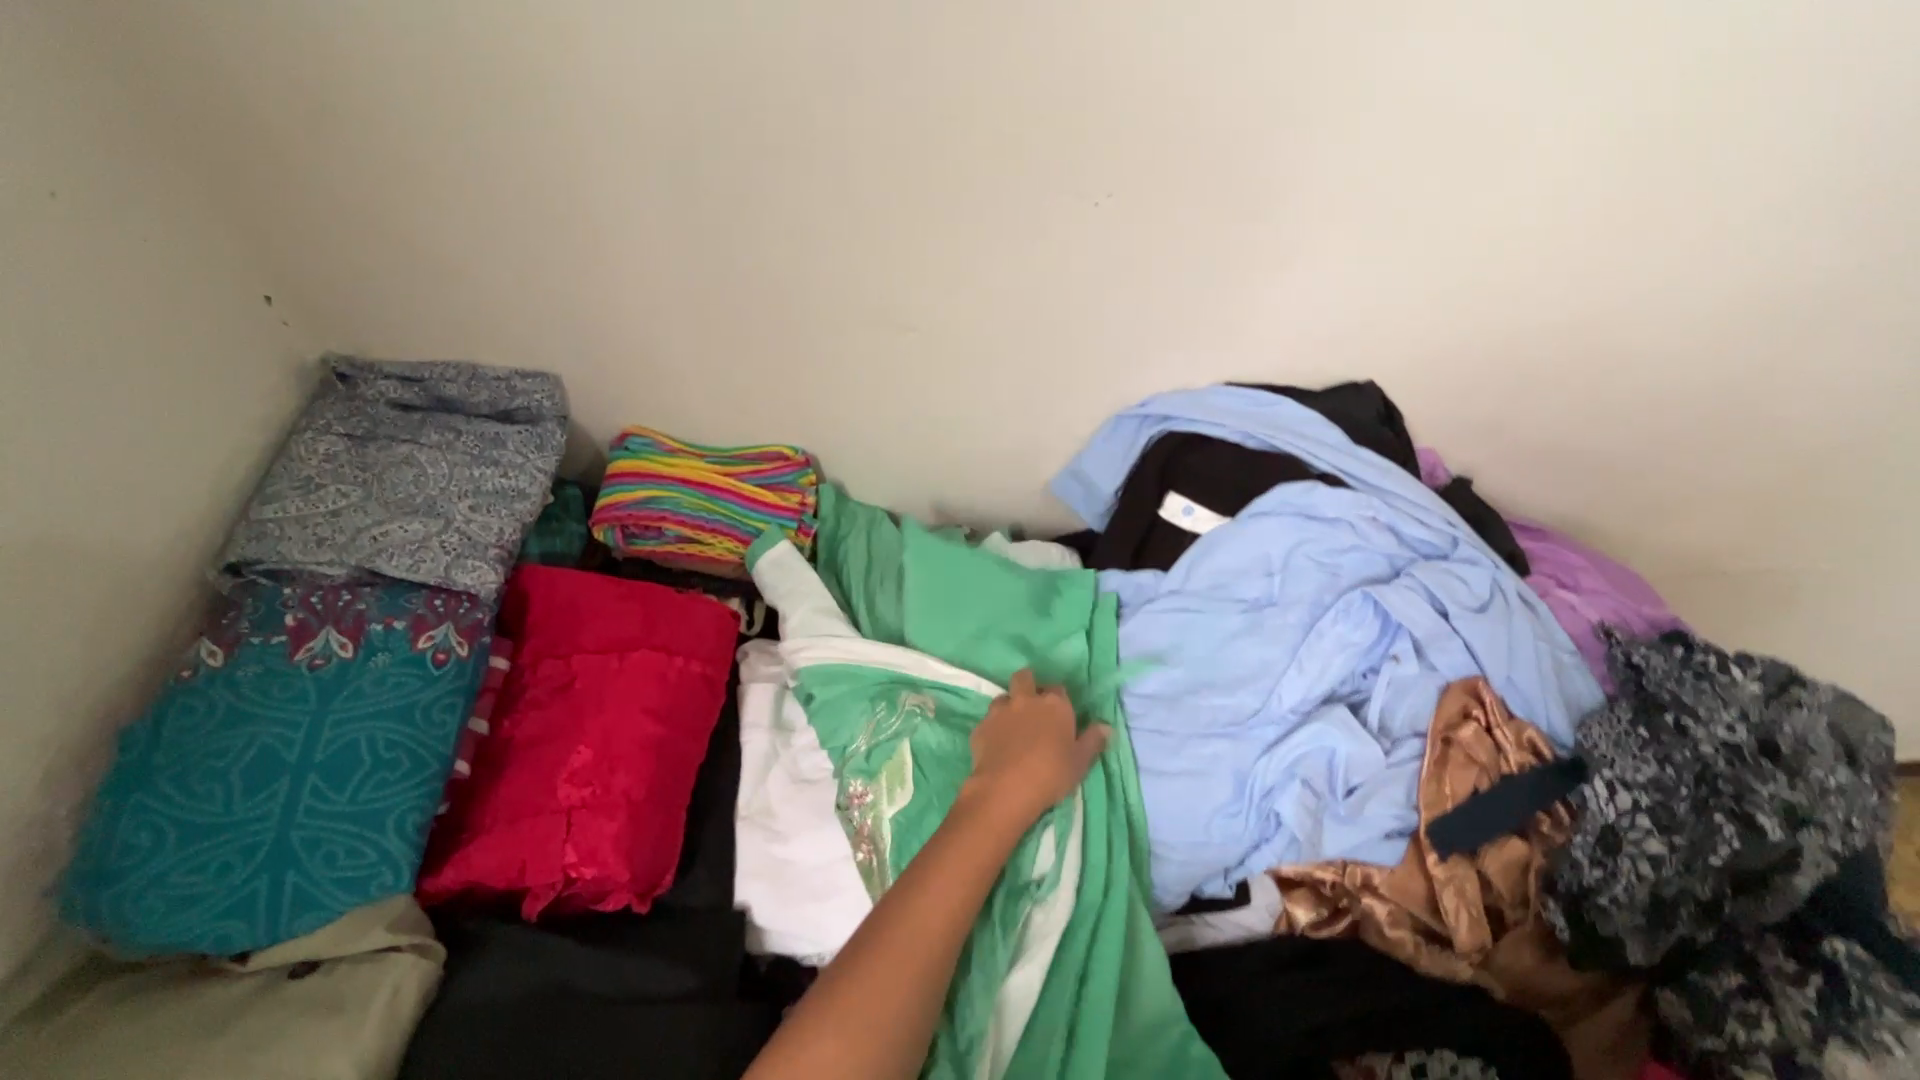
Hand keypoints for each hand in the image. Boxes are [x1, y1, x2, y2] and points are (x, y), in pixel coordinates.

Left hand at [962, 669, 1109, 826]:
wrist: (1006, 788)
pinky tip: (996, 745)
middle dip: (1028, 685)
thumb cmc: (1051, 774)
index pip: (1058, 689)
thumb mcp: (1080, 762)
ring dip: (1008, 706)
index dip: (1058, 699)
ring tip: (1013, 727)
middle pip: (1024, 678)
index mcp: (1054, 705)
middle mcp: (1026, 700)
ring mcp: (999, 712)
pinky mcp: (980, 727)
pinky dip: (992, 728)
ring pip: (1003, 698)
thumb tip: (1106, 726)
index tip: (1059, 714)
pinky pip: (987, 721)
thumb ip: (1093, 741)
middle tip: (1032, 706)